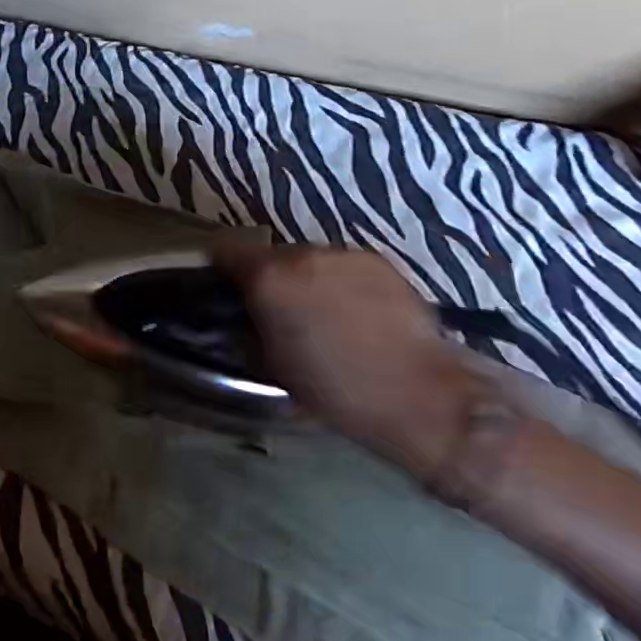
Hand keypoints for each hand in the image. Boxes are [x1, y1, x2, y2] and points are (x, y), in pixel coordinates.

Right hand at [213, 242, 500, 499]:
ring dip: (307, 280)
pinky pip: (343, 266)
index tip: (225, 286)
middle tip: (280, 313)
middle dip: (271, 279)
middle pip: (272, 255)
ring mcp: (342, 253)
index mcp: (269, 278)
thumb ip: (249, 330)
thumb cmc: (337, 390)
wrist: (420, 393)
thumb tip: (242, 318)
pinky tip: (358, 316)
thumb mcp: (274, 367)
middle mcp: (303, 253)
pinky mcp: (377, 260)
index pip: (226, 247)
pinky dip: (340, 283)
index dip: (220, 265)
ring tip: (325, 318)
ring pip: (309, 260)